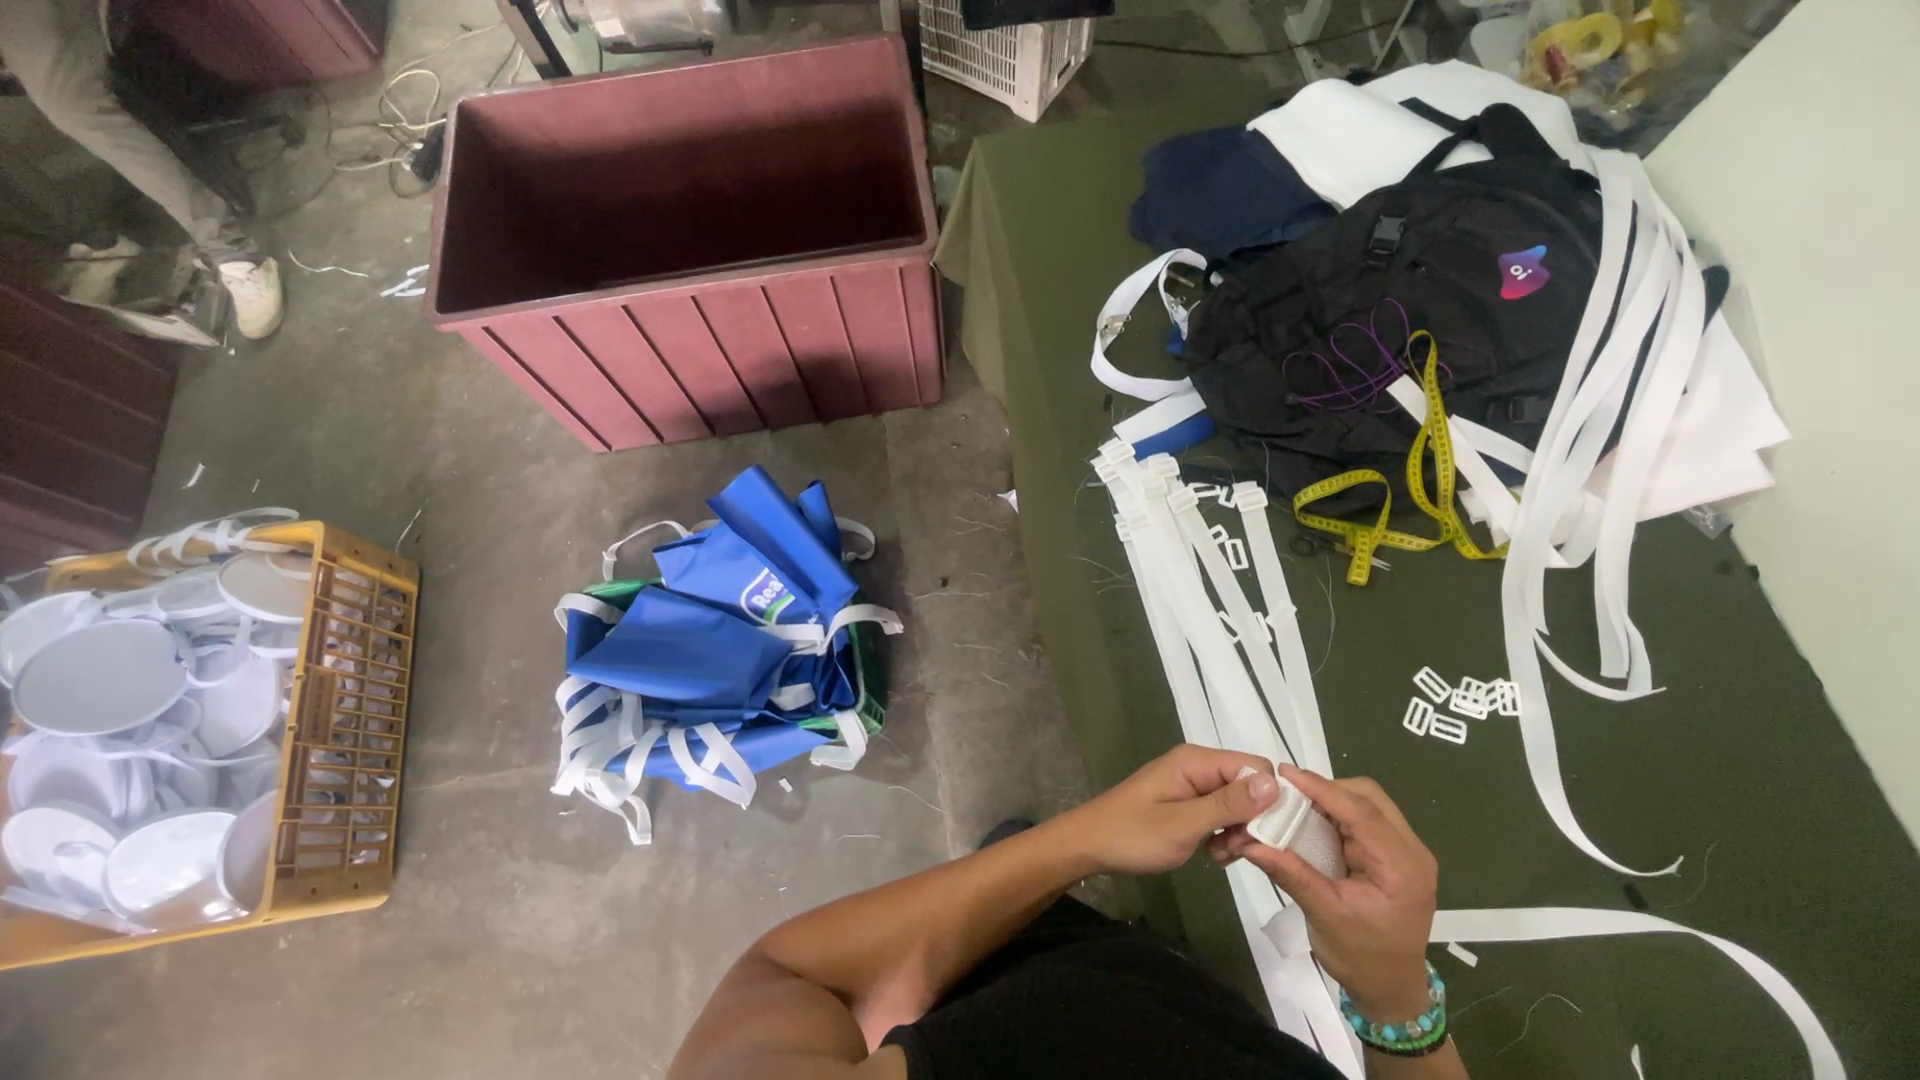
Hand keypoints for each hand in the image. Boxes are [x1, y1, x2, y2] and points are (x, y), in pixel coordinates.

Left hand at [1061, 744, 1279, 875]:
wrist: (1089, 845)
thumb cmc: (1132, 835)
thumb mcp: (1183, 823)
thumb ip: (1228, 804)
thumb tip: (1275, 783)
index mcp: (1196, 761)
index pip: (1257, 767)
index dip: (1267, 801)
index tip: (1257, 835)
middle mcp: (1197, 766)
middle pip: (1249, 786)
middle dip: (1251, 821)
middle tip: (1233, 850)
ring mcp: (1191, 784)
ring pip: (1238, 804)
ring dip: (1237, 832)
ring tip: (1218, 855)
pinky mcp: (1187, 803)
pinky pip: (1220, 814)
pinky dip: (1222, 835)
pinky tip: (1211, 854)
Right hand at [1212, 765, 1437, 1020]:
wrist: (1391, 991)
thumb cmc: (1362, 958)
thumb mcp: (1323, 914)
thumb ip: (1290, 872)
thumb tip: (1247, 842)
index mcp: (1401, 867)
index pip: (1362, 812)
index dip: (1322, 788)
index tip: (1285, 773)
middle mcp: (1412, 852)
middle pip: (1370, 798)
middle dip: (1327, 789)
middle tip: (1287, 794)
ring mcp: (1407, 852)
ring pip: (1368, 804)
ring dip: (1331, 800)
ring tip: (1295, 806)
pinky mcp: (1395, 855)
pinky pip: (1365, 819)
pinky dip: (1337, 814)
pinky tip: (1312, 822)